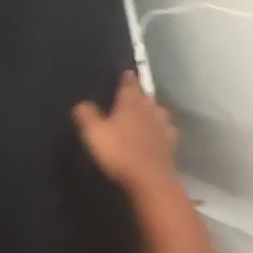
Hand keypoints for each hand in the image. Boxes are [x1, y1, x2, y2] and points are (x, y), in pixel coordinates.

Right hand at [73, 70, 178, 192]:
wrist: (149, 180)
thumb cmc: (119, 152)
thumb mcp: (94, 133)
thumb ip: (87, 115)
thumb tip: (82, 103)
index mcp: (131, 103)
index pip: (130, 84)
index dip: (127, 78)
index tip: (127, 72)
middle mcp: (150, 110)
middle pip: (146, 97)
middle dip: (140, 95)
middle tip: (133, 95)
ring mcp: (163, 128)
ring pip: (158, 113)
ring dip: (152, 111)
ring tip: (146, 113)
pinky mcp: (170, 146)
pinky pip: (166, 132)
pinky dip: (161, 130)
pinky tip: (158, 135)